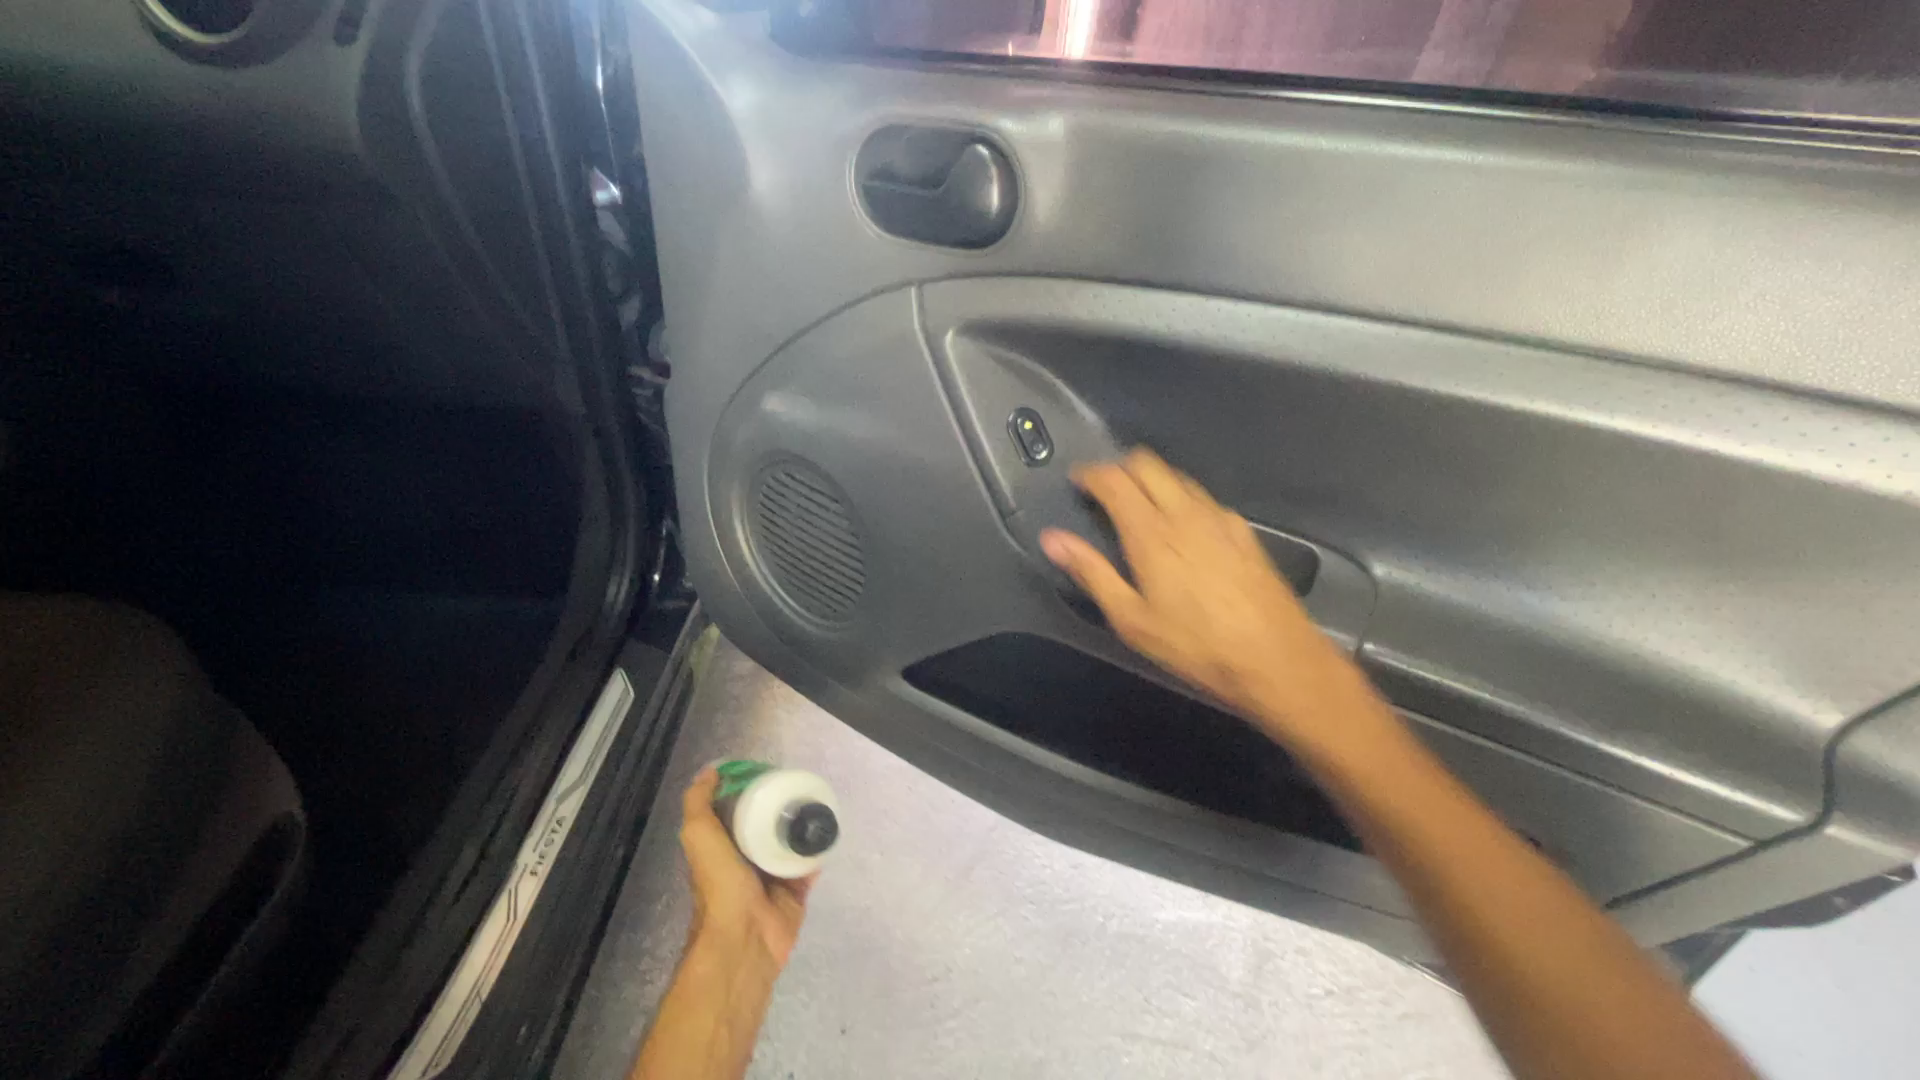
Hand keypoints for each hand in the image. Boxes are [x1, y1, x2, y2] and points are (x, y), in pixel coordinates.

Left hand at [678, 767, 814, 970]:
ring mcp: (771, 878)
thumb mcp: (699, 836)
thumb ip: (698, 804)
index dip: (748, 791)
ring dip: (800, 828)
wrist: (744, 937)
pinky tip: (825, 832)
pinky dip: (816, 852)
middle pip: (765, 826)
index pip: (735, 812)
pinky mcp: (795, 893)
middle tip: (798, 785)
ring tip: (816, 804)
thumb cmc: (719, 884)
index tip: (767, 771)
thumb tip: (710, 771)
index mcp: (720, 848)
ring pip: (789, 845)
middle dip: (779, 807)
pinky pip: (808, 866)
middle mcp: (745, 861)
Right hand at [1039, 448, 1384, 746]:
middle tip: (1103, 489)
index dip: (1090, 473)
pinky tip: (1182, 528)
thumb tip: (1052, 538)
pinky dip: (1181, 498)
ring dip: (1152, 479)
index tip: (1076, 480)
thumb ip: (1091, 573)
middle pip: (1148, 464)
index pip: (1114, 480)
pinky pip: (1203, 497)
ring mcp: (1219, 518)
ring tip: (1137, 505)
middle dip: (1121, 467)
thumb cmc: (1195, 645)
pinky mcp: (1243, 531)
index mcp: (1151, 532)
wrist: (1276, 658)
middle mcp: (1185, 513)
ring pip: (1178, 477)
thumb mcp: (1132, 619)